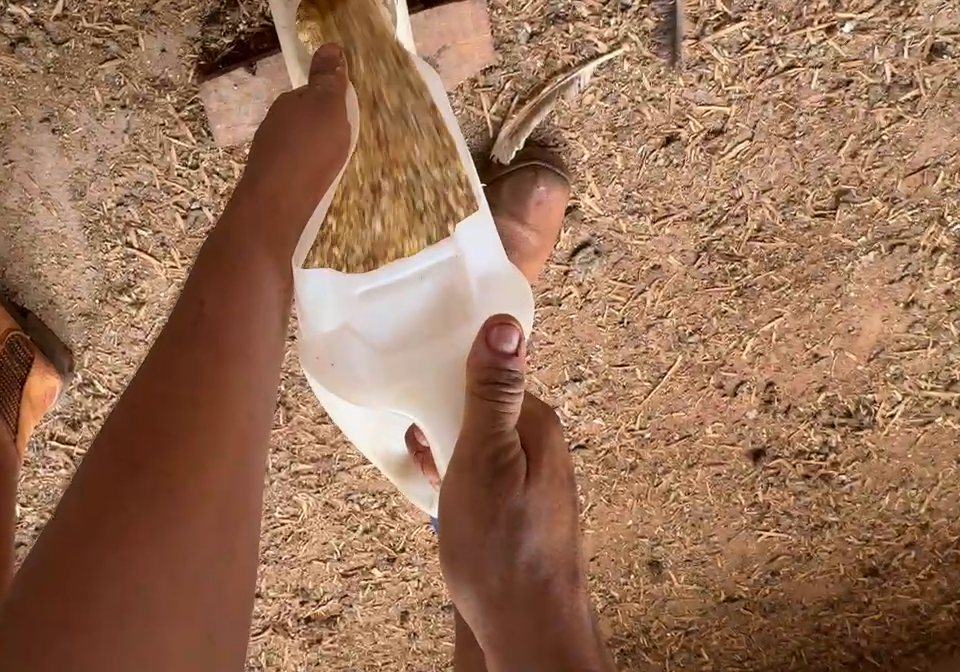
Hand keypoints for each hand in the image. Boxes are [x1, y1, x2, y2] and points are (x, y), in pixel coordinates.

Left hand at [226, 43, 350, 244]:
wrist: (277, 202)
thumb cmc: (310, 148)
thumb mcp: (328, 106)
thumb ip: (328, 79)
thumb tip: (328, 44)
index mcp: (287, 102)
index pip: (309, 93)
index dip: (329, 101)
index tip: (346, 114)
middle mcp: (272, 123)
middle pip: (301, 120)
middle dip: (319, 127)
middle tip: (343, 142)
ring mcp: (266, 152)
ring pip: (294, 145)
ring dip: (311, 151)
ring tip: (332, 165)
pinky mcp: (267, 179)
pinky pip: (291, 167)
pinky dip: (303, 171)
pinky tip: (315, 183)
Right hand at [431, 316, 612, 671]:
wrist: (526, 637)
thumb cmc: (502, 548)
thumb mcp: (485, 457)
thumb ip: (492, 392)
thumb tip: (504, 323)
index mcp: (536, 423)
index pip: (488, 371)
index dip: (446, 380)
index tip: (420, 397)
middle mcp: (539, 443)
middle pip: (479, 402)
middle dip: (442, 414)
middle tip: (422, 439)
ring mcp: (529, 476)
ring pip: (474, 436)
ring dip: (445, 444)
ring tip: (428, 466)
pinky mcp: (516, 504)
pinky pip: (478, 468)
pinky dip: (454, 472)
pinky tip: (441, 491)